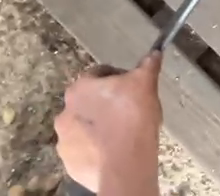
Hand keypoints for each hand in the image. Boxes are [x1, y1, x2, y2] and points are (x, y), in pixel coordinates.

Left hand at [54, 52, 163, 191]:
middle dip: (104, 103)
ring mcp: (64, 142)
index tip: (131, 86)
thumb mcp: (145, 82)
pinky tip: (113, 149)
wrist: (127, 163)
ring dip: (97, 126)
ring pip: (84, 127)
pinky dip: (95, 148)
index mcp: (79, 89)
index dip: (117, 77)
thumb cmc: (132, 115)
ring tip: (120, 131)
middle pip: (88, 101)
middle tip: (126, 108)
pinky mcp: (70, 165)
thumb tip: (154, 53)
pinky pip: (83, 151)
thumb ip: (148, 64)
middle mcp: (65, 114)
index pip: (98, 74)